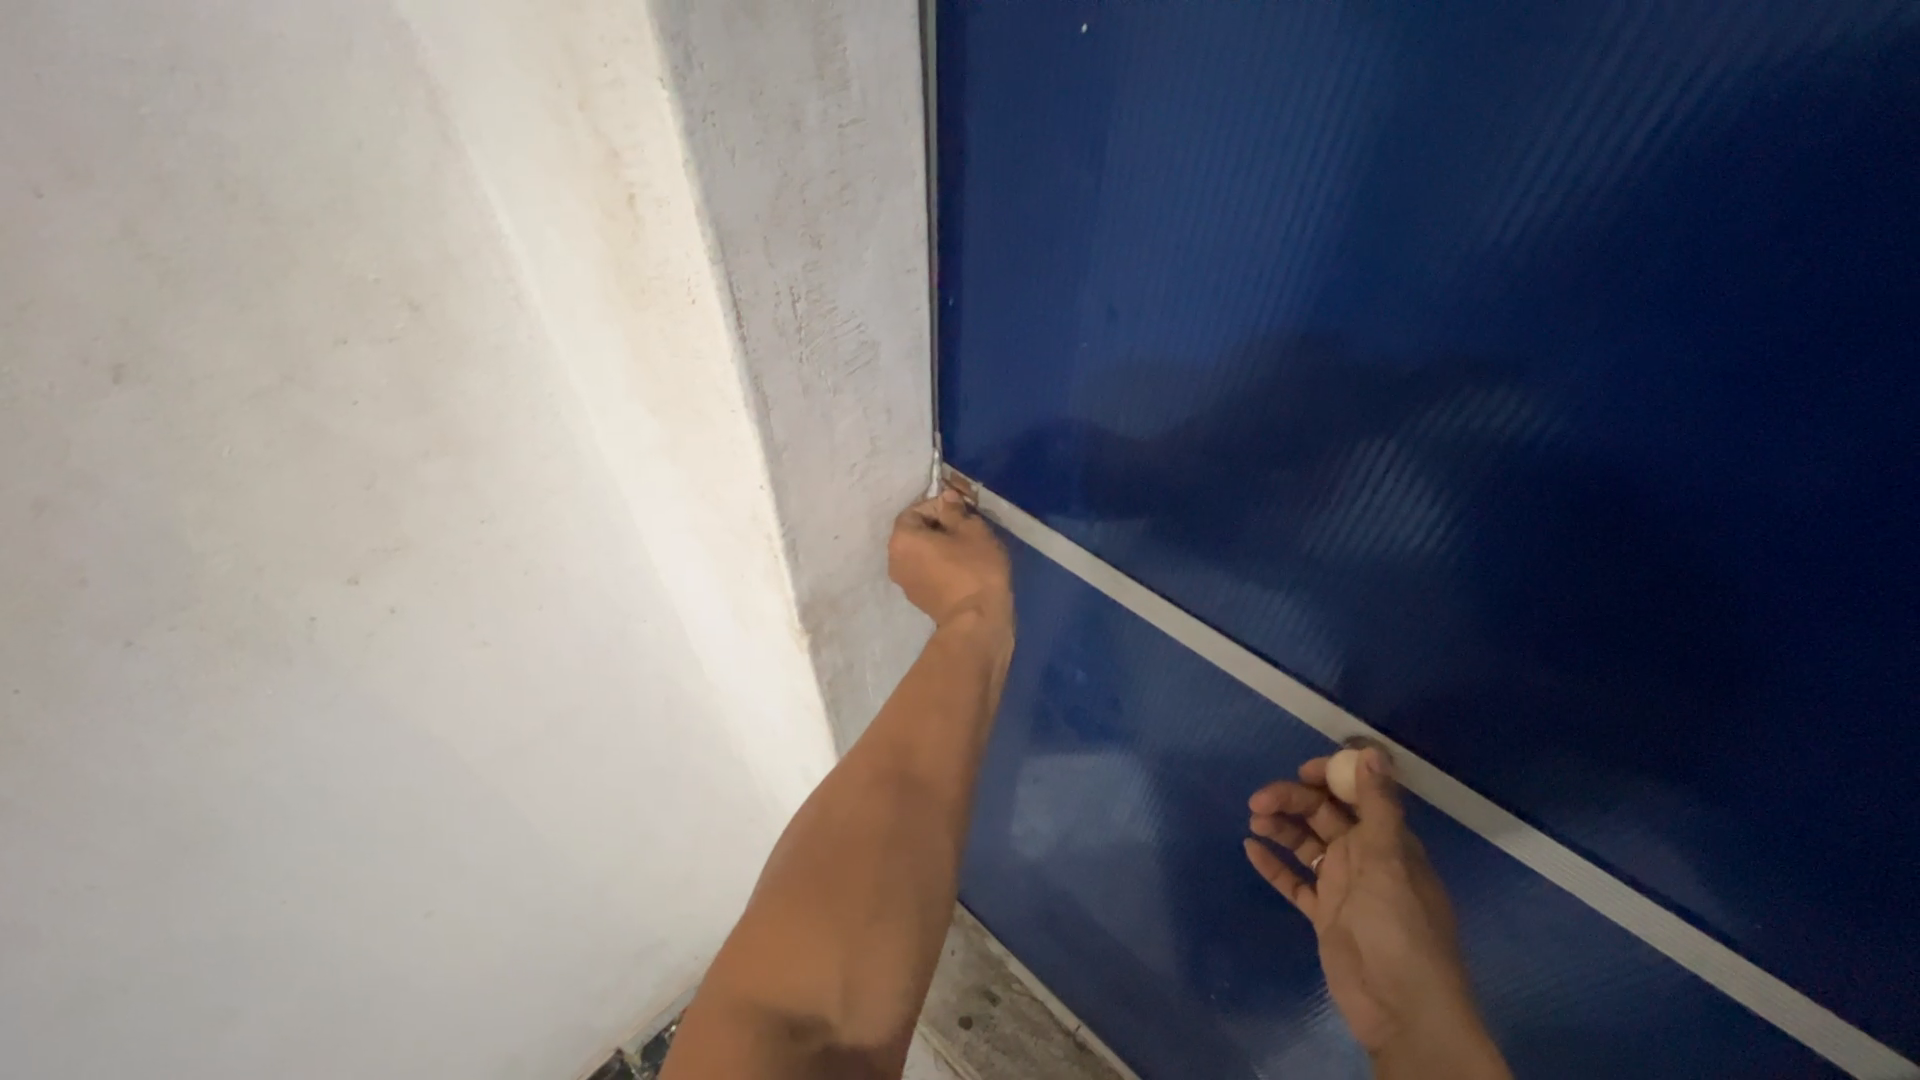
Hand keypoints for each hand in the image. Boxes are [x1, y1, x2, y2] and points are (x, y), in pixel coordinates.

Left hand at [888, 480, 1012, 629]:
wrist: (978, 621)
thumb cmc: (974, 569)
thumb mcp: (972, 530)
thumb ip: (955, 511)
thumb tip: (946, 499)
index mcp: (902, 539)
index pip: (914, 510)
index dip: (938, 505)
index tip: (961, 511)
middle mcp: (894, 560)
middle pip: (914, 533)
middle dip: (938, 526)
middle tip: (966, 528)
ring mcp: (904, 583)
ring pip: (920, 554)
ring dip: (939, 547)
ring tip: (967, 548)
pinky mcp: (918, 599)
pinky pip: (926, 572)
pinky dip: (939, 565)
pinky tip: (963, 568)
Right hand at [1244, 745, 1509, 1077]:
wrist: (1402, 1010)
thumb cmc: (1400, 929)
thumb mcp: (1390, 861)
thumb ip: (1378, 806)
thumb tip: (1370, 751)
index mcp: (1388, 842)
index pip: (1358, 794)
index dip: (1331, 777)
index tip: (1302, 771)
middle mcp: (1366, 858)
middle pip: (1324, 815)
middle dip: (1293, 800)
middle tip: (1259, 802)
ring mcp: (1343, 887)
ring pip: (1306, 844)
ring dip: (1281, 827)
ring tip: (1254, 821)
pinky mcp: (1324, 915)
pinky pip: (1294, 880)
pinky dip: (1273, 864)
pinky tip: (1250, 849)